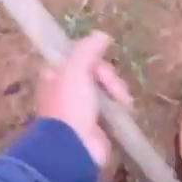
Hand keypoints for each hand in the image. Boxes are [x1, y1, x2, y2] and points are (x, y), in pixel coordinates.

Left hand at [37, 33, 129, 168]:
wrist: (73, 147)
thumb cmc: (70, 104)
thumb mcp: (75, 69)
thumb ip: (88, 49)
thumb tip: (102, 34)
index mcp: (55, 76)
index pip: (78, 59)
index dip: (93, 59)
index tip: (103, 62)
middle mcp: (66, 92)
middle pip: (94, 74)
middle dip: (109, 78)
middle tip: (115, 89)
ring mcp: (81, 110)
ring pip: (105, 91)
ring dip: (117, 92)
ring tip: (124, 102)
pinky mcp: (95, 127)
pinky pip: (111, 111)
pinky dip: (119, 109)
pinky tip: (126, 111)